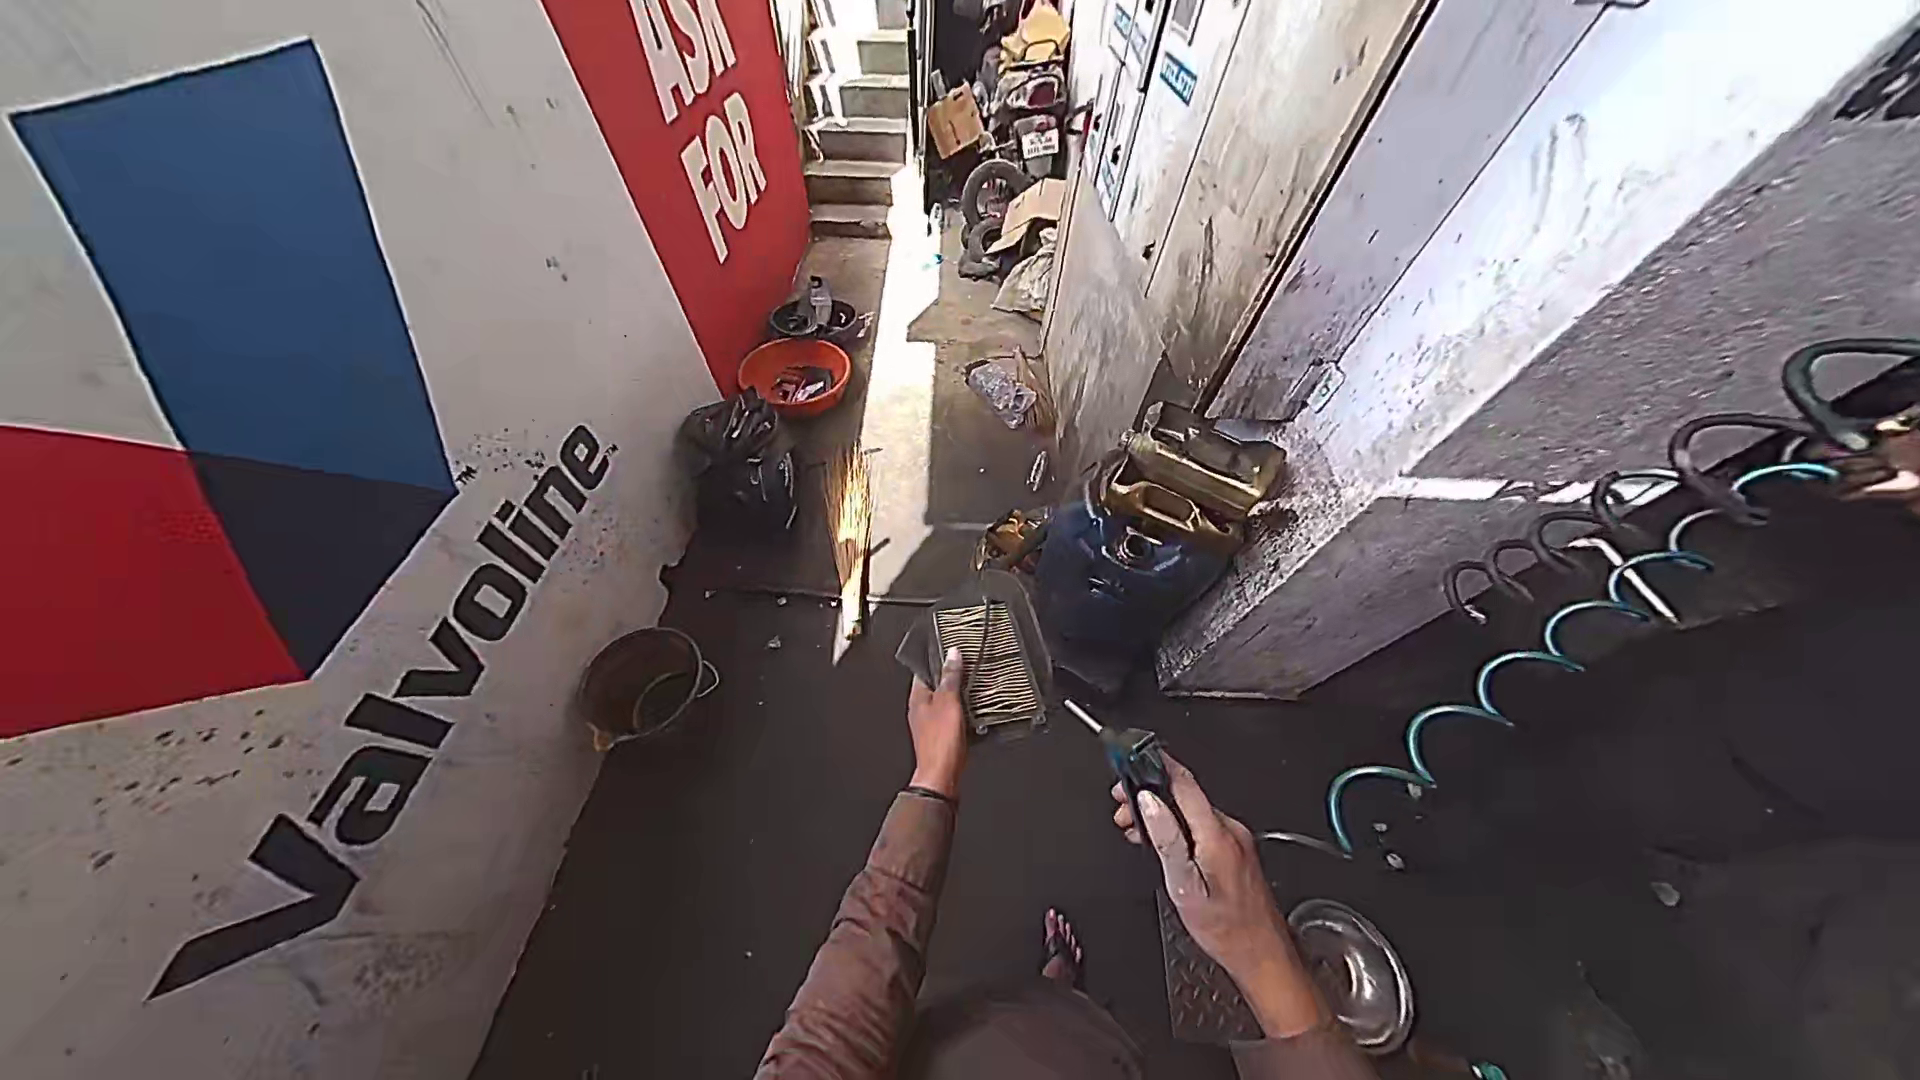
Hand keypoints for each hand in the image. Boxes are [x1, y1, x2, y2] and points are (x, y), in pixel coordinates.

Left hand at [906, 647, 967, 797]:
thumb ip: (950, 677)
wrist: (942, 776)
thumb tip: (952, 655)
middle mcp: (921, 709)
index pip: (924, 669)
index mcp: (917, 697)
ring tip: (973, 686)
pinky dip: (962, 711)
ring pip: (945, 700)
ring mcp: (931, 723)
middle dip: (951, 676)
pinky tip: (973, 711)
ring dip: (958, 694)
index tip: (952, 651)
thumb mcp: (948, 701)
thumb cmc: (940, 742)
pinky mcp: (942, 735)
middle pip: (936, 685)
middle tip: (967, 667)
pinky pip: (953, 716)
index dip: (937, 658)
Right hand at [1111, 755, 1325, 1037]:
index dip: (1156, 764)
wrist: (1263, 957)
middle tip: (1123, 805)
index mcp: (1216, 834)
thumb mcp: (1185, 885)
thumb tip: (1148, 800)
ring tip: (1135, 827)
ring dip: (1160, 812)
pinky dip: (1176, 825)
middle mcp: (1229, 829)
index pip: (1184, 781)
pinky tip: (1162, 841)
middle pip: (1183, 794)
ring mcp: (1234, 838)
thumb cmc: (1226, 929)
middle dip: (1148, 794)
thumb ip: (1166, 838)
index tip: (1134, 756)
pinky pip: (1200, 824)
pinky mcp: (1235, 848)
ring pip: (1189, 809)